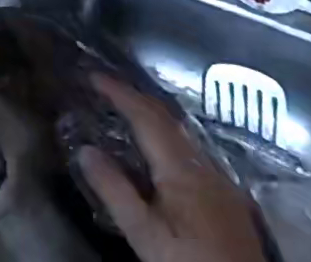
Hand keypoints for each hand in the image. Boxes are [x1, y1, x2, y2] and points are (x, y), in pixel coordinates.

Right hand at [77, 75, 267, 261]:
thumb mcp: (144, 235)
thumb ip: (115, 191)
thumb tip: (85, 149)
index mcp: (179, 165)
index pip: (145, 115)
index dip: (119, 92)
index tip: (94, 76)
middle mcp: (200, 161)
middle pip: (165, 116)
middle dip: (134, 96)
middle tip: (105, 87)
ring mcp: (217, 175)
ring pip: (180, 129)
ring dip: (152, 112)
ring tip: (126, 107)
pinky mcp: (225, 192)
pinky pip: (190, 146)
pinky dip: (167, 132)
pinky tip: (159, 146)